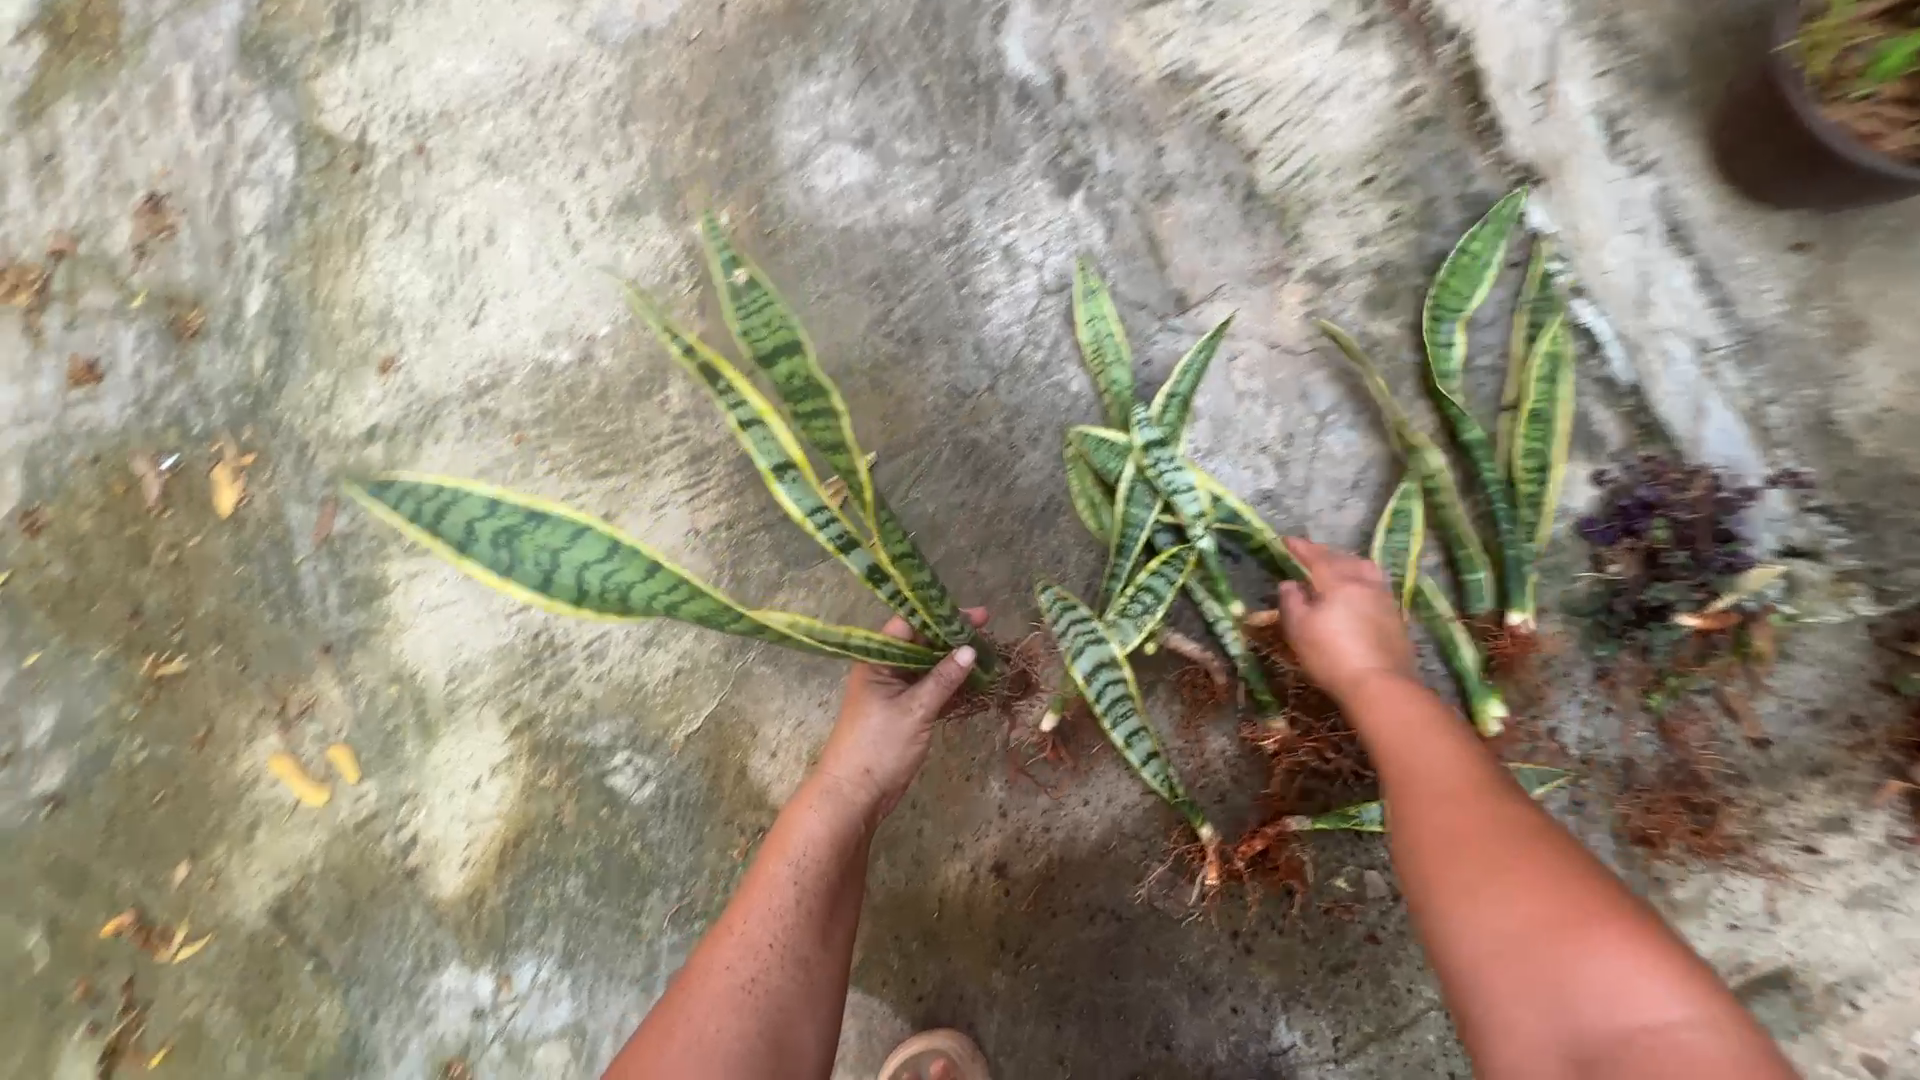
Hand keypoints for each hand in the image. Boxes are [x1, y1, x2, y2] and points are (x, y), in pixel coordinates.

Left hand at [813, 608, 987, 822]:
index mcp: (877, 660)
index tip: (977, 616)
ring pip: (928, 667)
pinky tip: (976, 681)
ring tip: (988, 654)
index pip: (910, 624)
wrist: (855, 794)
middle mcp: (885, 669)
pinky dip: (951, 684)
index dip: (942, 617)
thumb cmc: (878, 746)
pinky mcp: (904, 711)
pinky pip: (931, 688)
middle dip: (953, 638)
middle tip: (988, 632)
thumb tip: (970, 650)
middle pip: (921, 644)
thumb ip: (943, 678)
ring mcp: (894, 691)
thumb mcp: (915, 709)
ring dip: (954, 662)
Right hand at [1277, 537, 1417, 703]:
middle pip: (1344, 559)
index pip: (1316, 557)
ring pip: (1366, 570)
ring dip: (1348, 563)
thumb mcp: (1298, 628)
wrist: (1380, 685)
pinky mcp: (1396, 617)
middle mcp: (1364, 583)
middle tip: (1309, 553)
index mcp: (1338, 582)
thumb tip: (1290, 583)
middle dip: (1324, 553)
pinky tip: (1358, 591)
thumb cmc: (1331, 655)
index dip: (1300, 548)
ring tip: (1338, 567)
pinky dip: (1362, 580)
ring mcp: (1384, 599)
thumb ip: (1291, 601)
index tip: (1286, 540)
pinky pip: (1376, 586)